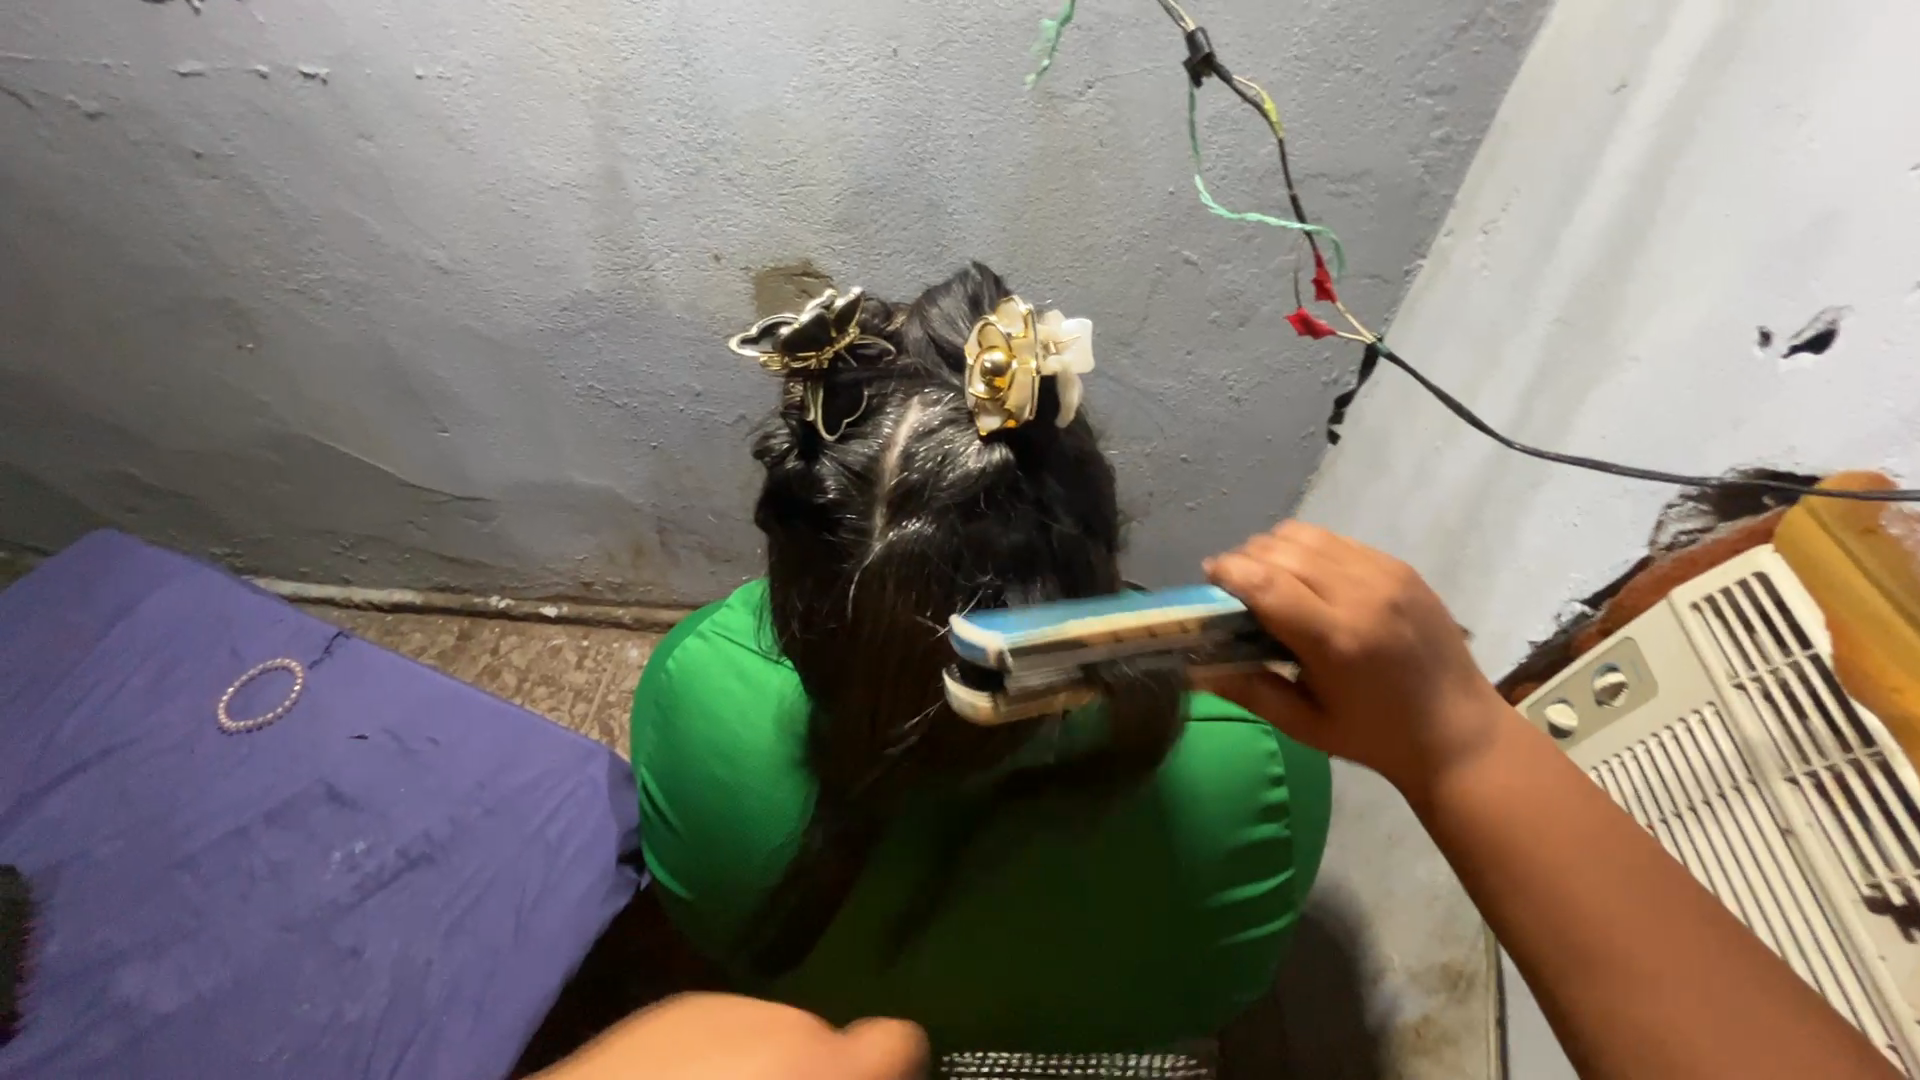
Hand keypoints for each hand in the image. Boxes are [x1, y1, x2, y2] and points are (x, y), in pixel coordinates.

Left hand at [537, 993, 928, 1079]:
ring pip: (777, 1031)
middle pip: (825, 1040)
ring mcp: (730, 1007)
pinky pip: (730, 1026)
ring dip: (767, 1064)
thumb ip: (827, 1062)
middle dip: (814, 1074)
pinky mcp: (681, 1004)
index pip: (893, 1043)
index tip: (884, 1074)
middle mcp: (784, 1021)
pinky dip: (726, 1054)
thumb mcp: (791, 1070)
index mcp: (808, 1062)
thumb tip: (872, 1051)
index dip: (896, 1060)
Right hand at [1200, 521, 1510, 801]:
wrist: (1459, 732)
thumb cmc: (1372, 736)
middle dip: (1245, 559)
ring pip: (1306, 535)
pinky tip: (1304, 576)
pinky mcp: (1400, 566)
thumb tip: (1192, 668)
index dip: (1228, 571)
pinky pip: (1335, 539)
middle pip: (1280, 550)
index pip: (1265, 582)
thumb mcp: (1302, 723)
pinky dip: (1307, 549)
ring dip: (1273, 549)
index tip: (1209, 577)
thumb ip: (1245, 689)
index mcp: (1337, 639)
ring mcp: (1386, 574)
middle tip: (1233, 584)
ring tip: (1265, 575)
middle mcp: (1362, 595)